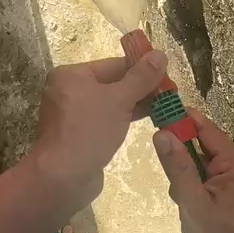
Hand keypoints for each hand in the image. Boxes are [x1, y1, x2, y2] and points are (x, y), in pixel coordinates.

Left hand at [24, 51, 170, 208]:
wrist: (62, 178)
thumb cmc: (88, 130)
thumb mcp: (118, 100)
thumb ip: (141, 78)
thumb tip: (160, 54)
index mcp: (72, 74)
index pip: (113, 64)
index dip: (142, 68)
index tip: (167, 73)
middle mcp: (69, 90)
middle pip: (112, 83)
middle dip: (141, 87)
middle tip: (171, 93)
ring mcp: (73, 114)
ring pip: (110, 103)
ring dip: (136, 103)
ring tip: (166, 106)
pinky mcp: (79, 134)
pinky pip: (106, 119)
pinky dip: (124, 118)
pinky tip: (148, 119)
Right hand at [153, 110, 233, 232]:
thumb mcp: (194, 207)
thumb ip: (179, 168)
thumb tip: (163, 133)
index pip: (207, 129)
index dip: (182, 120)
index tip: (158, 115)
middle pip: (210, 152)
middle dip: (186, 163)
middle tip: (173, 186)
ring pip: (214, 174)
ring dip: (195, 184)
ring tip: (187, 211)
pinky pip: (223, 191)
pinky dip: (206, 196)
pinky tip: (200, 220)